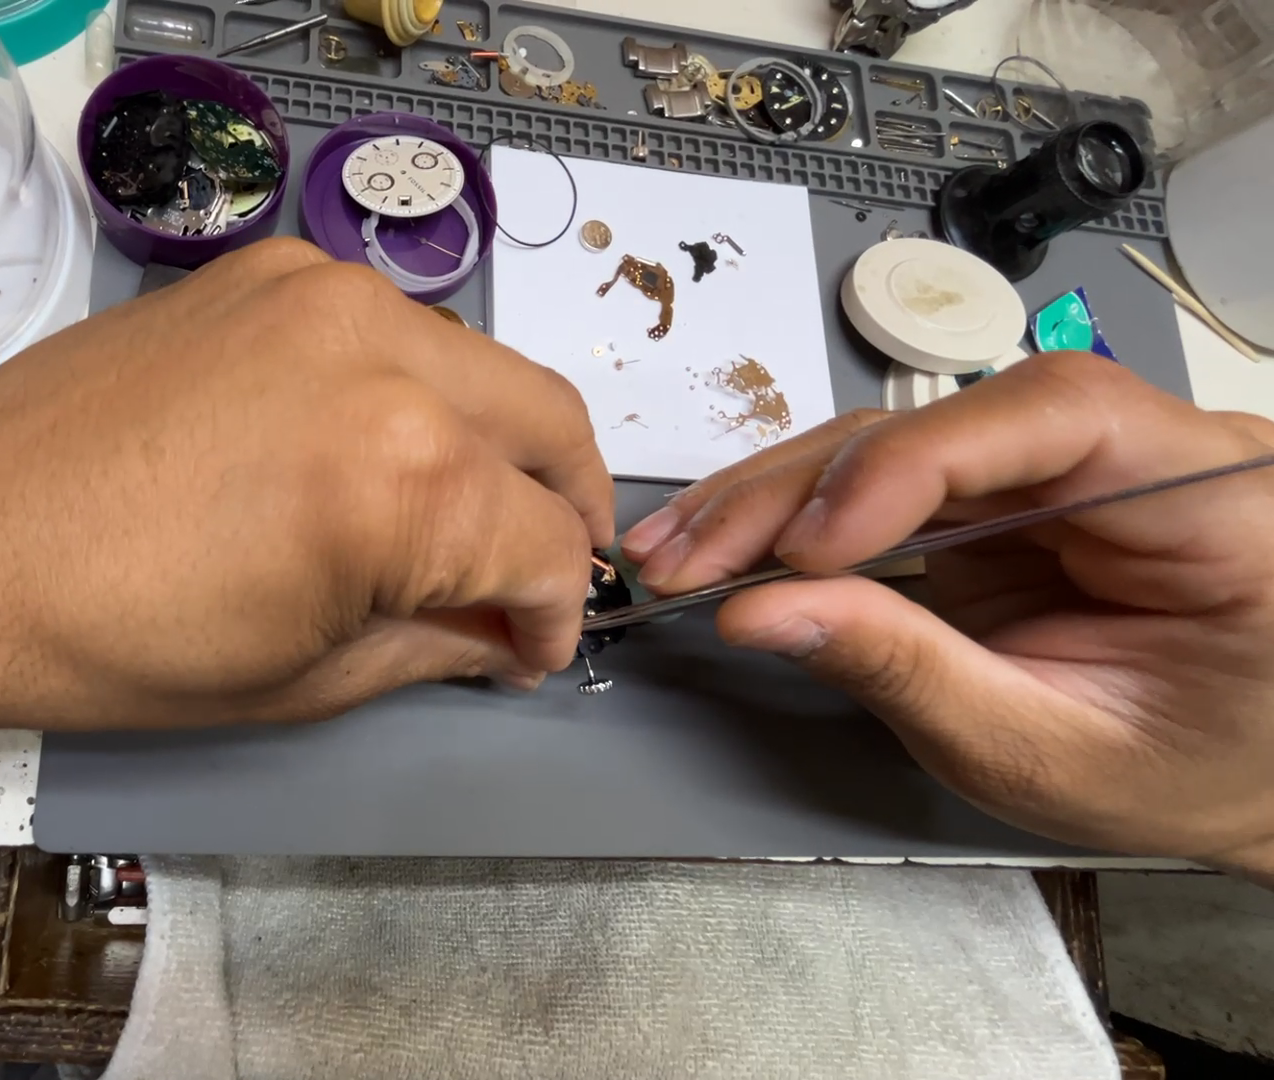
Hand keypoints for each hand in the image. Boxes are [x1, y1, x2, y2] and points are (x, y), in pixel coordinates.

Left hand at [0, 238, 611, 728]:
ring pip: (481, 367)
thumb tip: (508, 633)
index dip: (555, 612)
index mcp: (399, 480)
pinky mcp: (272, 271)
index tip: (532, 646)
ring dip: (499, 446)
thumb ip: (437, 644)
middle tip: (540, 571)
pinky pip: (398, 331)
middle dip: (567, 509)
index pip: (543, 546)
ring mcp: (325, 293)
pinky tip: (381, 443)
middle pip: (549, 424)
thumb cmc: (120, 642)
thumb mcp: (304, 676)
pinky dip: (421, 393)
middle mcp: (383, 358)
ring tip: (465, 513)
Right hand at [619, 353, 1273, 879]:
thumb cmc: (1172, 775)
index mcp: (1216, 506)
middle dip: (780, 499)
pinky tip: (699, 541)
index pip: (1050, 416)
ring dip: (747, 503)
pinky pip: (846, 481)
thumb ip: (901, 671)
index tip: (807, 553)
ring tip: (662, 556)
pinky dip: (762, 517)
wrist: (1224, 772)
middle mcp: (1120, 455)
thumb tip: (749, 614)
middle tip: (680, 564)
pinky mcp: (965, 494)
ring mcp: (1029, 469)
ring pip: (860, 446)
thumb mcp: (1036, 751)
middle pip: (917, 429)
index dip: (908, 464)